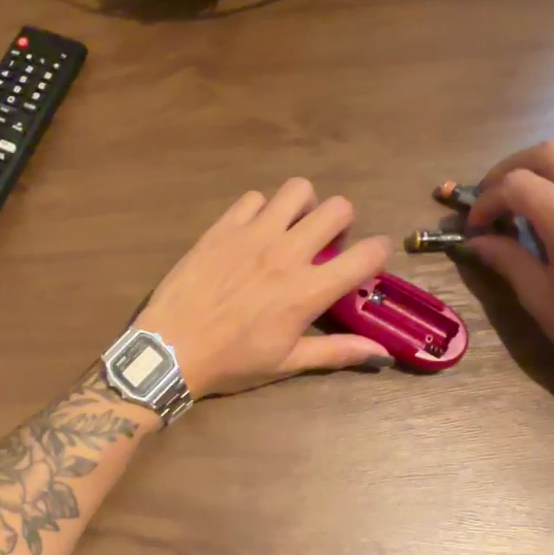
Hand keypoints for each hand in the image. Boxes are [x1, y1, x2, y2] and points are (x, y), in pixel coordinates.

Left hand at [132, 179, 393, 397]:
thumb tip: (383, 354)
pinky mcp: (222, 228)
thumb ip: (336, 352)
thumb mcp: (285, 364)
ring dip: (304, 205)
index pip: (366, 254)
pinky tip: (253, 231)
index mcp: (308, 291)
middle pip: (338, 208)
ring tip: (293, 226)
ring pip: (298, 190)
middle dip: (343, 222)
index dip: (377, 253)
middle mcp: (287, 253)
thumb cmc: (230, 363)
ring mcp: (253, 235)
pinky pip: (253, 198)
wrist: (170, 350)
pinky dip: (261, 209)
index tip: (368, 262)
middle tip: (326, 242)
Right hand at [464, 140, 553, 389]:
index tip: (474, 227)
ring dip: (541, 168)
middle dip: (511, 168)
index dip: (486, 200)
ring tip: (520, 200)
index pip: (516, 184)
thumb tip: (477, 241)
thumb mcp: (540, 298)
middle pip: (549, 151)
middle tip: (491, 198)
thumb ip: (507, 259)